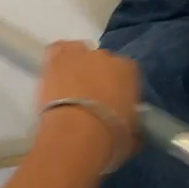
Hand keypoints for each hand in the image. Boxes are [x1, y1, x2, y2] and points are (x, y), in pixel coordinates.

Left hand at [34, 42, 141, 170]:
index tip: (114, 103)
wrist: (76, 134)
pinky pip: (57, 50)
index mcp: (129, 71)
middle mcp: (106, 56)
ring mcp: (79, 55)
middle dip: (98, 77)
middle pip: (103, 62)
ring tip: (72, 85)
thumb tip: (132, 129)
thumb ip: (133, 124)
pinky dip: (58, 58)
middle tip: (91, 99)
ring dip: (78, 65)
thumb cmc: (110, 137)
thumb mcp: (132, 136)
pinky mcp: (55, 60)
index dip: (119, 88)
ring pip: (79, 52)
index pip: (127, 72)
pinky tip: (57, 72)